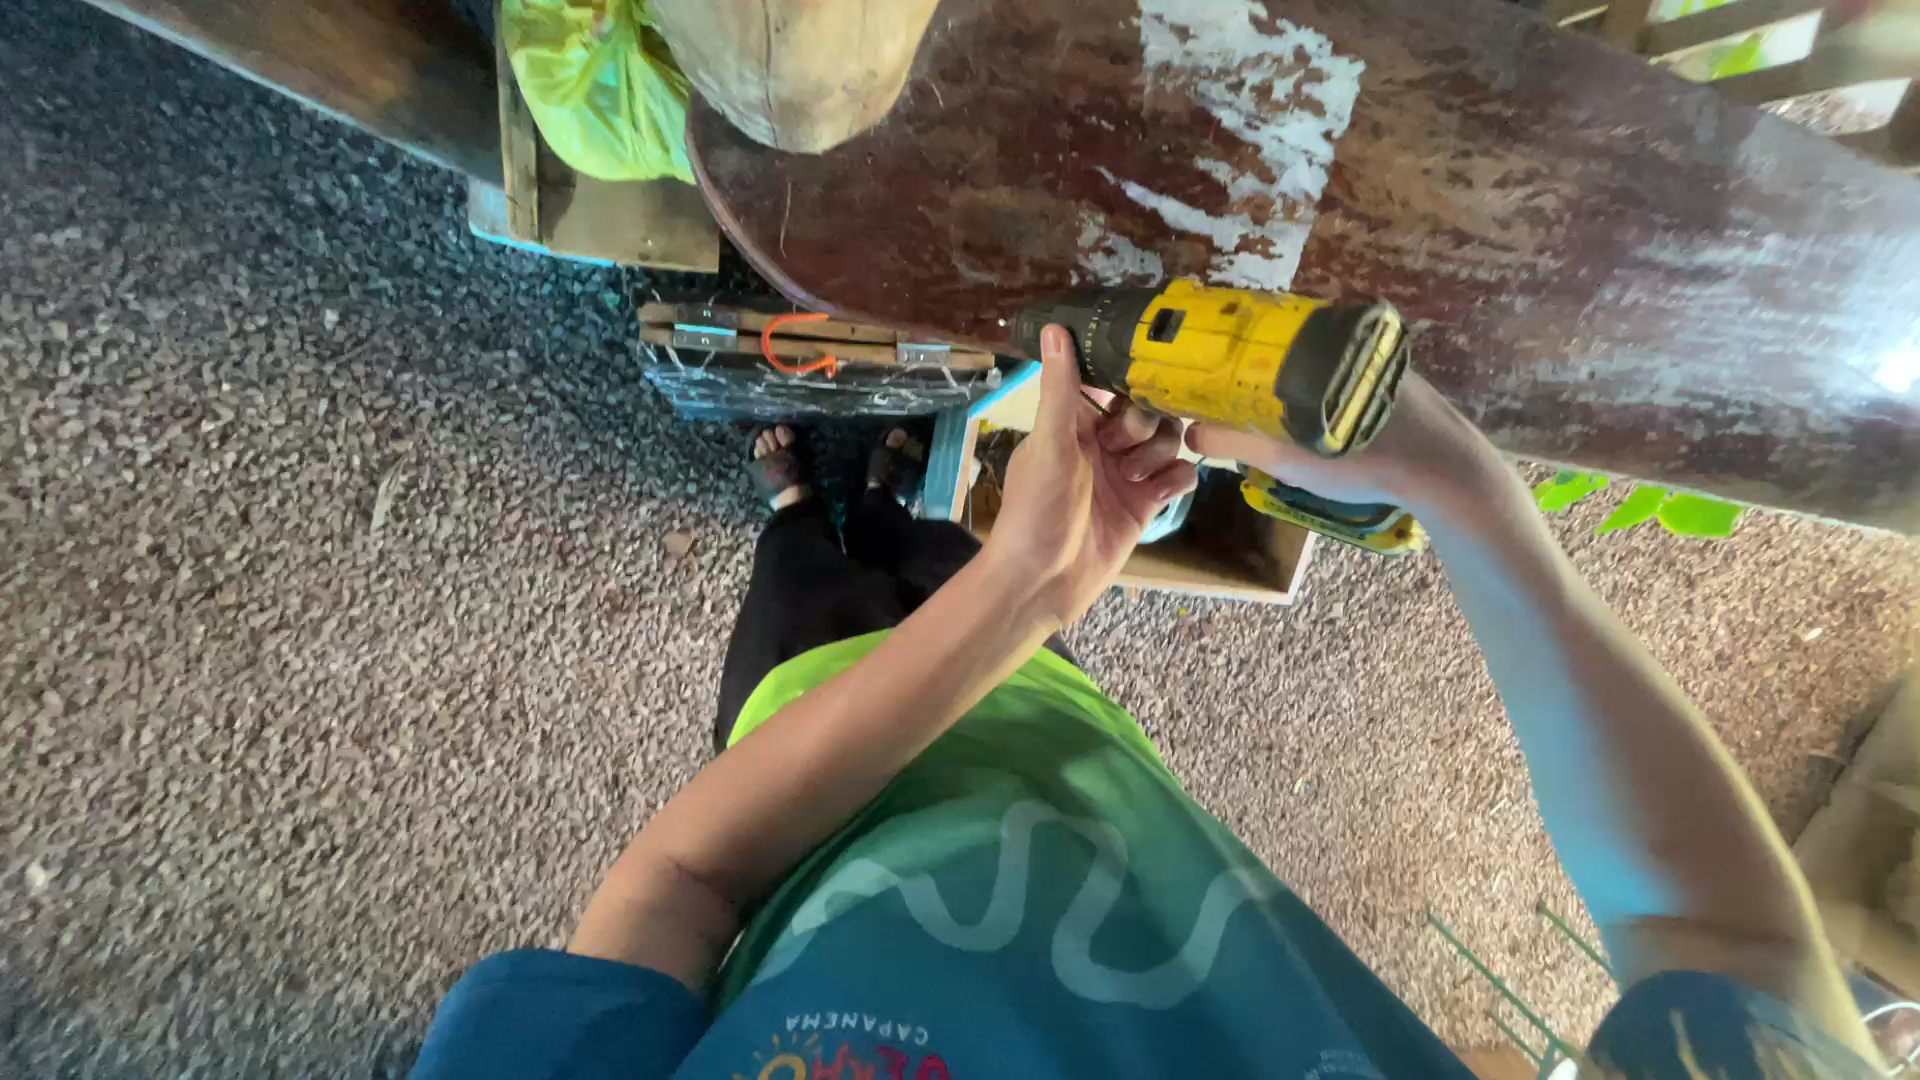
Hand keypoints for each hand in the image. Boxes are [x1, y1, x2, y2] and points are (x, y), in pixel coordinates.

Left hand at [983, 324, 1197, 625]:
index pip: (1113, 384)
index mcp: (1074, 423)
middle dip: (1144, 425)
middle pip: (1149, 410)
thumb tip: (1054, 326)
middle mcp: (1103, 444)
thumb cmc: (1036, 509)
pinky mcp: (1145, 505)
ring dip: (1159, 454)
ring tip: (1134, 480)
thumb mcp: (1049, 444)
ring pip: (1168, 441)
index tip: (1148, 373)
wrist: (1043, 580)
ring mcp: (1127, 474)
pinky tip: (1158, 493)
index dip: (1129, 381)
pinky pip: (1179, 477)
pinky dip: (1177, 480)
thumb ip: (1060, 389)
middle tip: (1120, 452)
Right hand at [1184, 372, 1514, 523]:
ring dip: (1292, 384)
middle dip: (1258, 369)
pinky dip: (1323, 394)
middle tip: (1231, 396)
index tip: (1206, 363)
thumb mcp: (1292, 458)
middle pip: (1290, 349)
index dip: (1233, 346)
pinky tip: (1319, 424)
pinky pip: (1345, 380)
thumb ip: (1238, 442)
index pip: (1267, 332)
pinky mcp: (1400, 384)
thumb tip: (1192, 433)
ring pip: (1320, 366)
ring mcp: (1381, 363)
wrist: (1454, 478)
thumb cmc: (1370, 460)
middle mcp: (1355, 343)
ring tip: (1268, 413)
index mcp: (1328, 346)